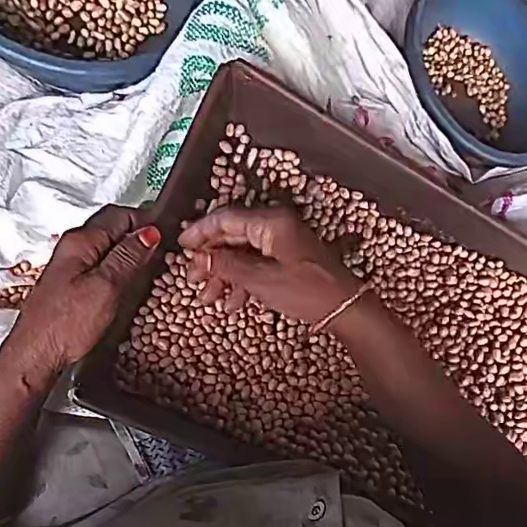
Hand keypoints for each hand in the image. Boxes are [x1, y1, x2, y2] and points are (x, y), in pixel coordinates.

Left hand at [0, 205, 160, 380]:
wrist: (35, 356)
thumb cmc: (65, 325)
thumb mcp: (106, 286)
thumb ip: (129, 257)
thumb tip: (150, 233)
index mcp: (81, 241)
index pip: (119, 215)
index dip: (146, 220)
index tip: (170, 230)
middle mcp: (73, 249)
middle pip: (112, 228)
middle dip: (140, 232)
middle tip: (167, 245)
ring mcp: (71, 267)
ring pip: (108, 248)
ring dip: (131, 251)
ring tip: (155, 262)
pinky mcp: (72, 286)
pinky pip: (101, 265)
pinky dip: (120, 267)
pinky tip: (131, 280)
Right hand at [179, 206, 359, 323]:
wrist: (344, 308)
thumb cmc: (308, 291)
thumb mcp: (261, 280)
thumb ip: (228, 266)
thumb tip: (201, 259)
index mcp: (271, 223)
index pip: (226, 219)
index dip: (200, 232)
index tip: (182, 246)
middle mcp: (276, 226)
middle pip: (232, 236)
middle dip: (211, 259)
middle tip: (193, 278)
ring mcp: (282, 242)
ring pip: (243, 252)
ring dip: (224, 274)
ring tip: (210, 297)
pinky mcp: (288, 258)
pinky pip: (257, 263)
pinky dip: (242, 280)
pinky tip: (233, 302)